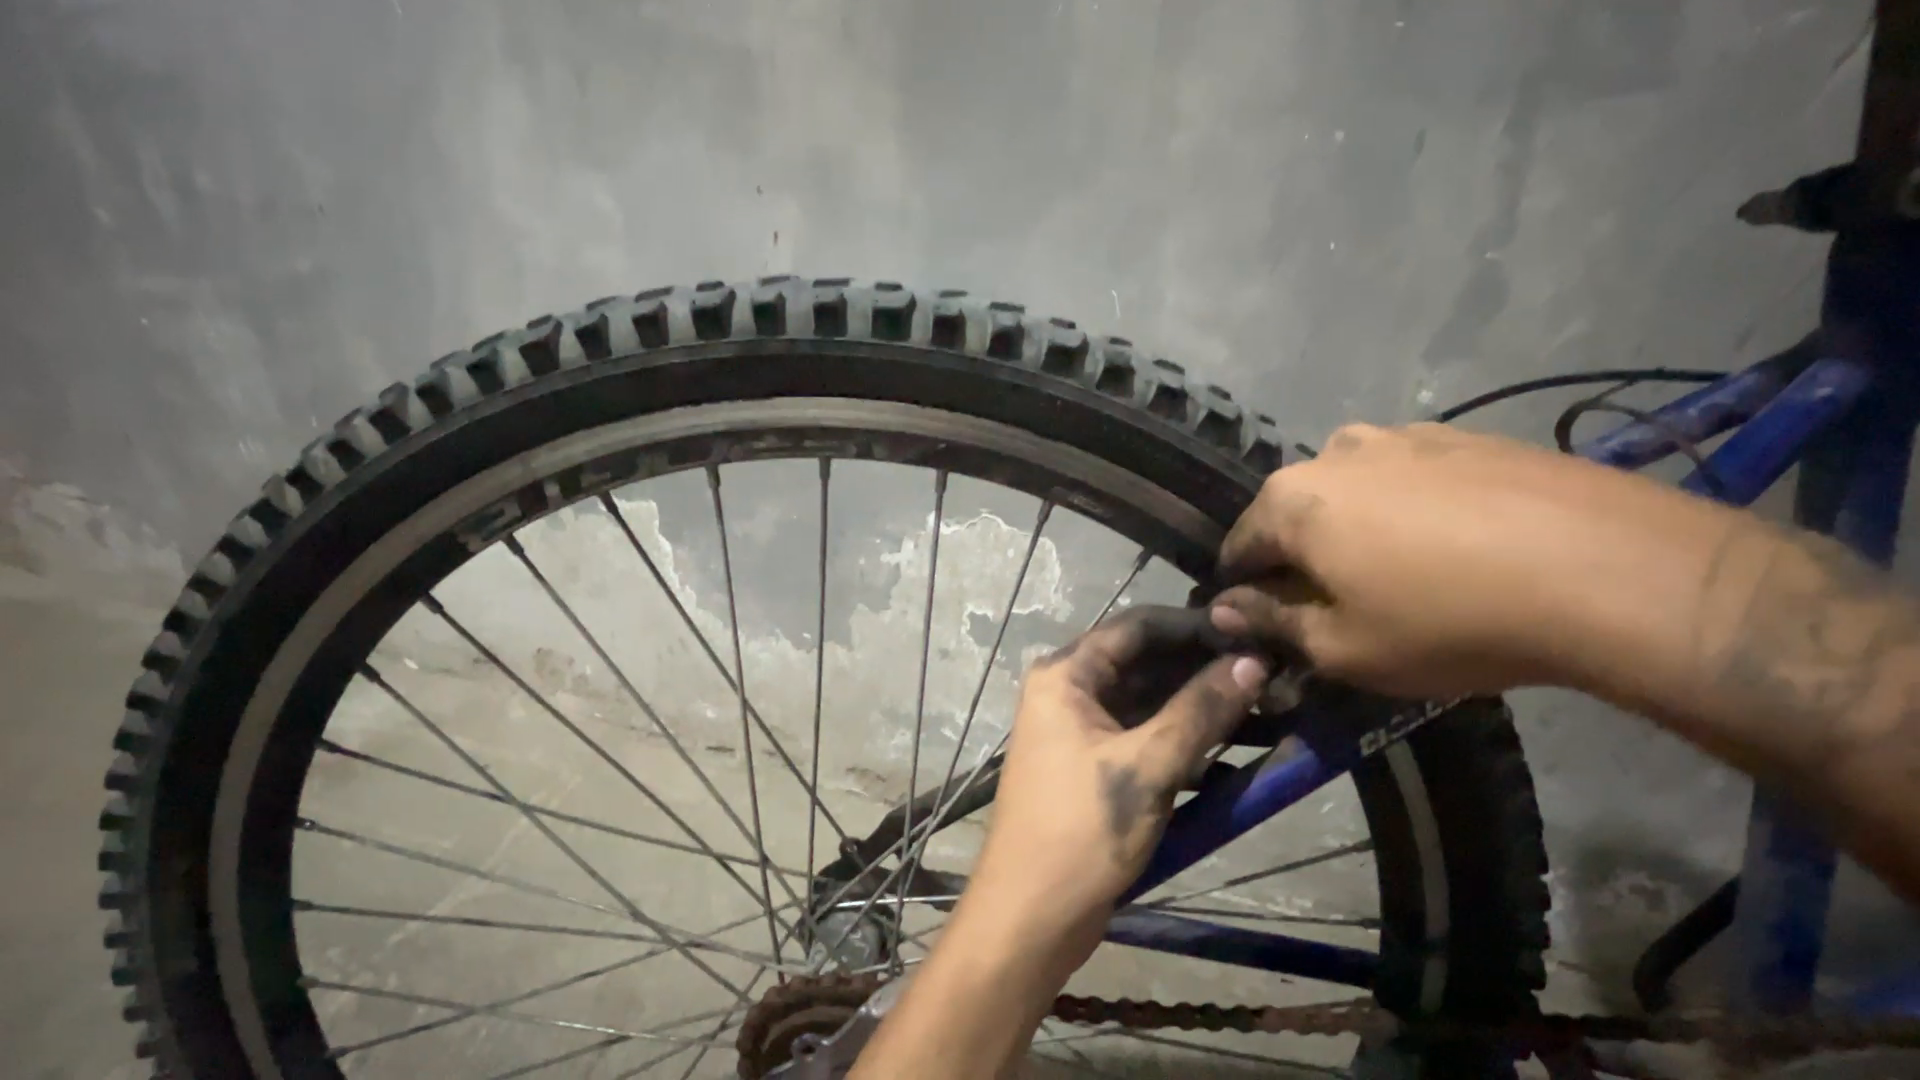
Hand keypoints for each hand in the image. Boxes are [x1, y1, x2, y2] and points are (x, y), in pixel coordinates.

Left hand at [958, 606, 1269, 973]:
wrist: (1031, 916)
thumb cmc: (1082, 832)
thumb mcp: (1147, 767)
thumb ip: (1200, 711)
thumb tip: (1253, 662)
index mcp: (1066, 675)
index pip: (1138, 626)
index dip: (1196, 627)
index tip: (1253, 634)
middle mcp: (1071, 692)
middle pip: (1147, 663)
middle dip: (1205, 670)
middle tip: (1272, 676)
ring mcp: (1083, 732)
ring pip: (1151, 703)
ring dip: (1202, 708)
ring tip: (1268, 710)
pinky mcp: (1098, 768)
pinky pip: (1147, 739)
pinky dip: (1186, 743)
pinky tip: (1236, 753)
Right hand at [1212, 422, 1732, 697]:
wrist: (1610, 571)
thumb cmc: (1449, 620)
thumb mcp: (1343, 648)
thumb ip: (1270, 624)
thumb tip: (1222, 607)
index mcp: (1291, 498)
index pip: (1238, 548)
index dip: (1244, 593)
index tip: (1267, 628)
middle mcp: (1335, 451)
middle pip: (1296, 514)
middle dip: (1304, 559)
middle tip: (1342, 609)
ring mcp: (1406, 435)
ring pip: (1355, 493)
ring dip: (1359, 532)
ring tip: (1406, 577)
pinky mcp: (1469, 437)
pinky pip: (1414, 480)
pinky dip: (1415, 514)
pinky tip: (1459, 551)